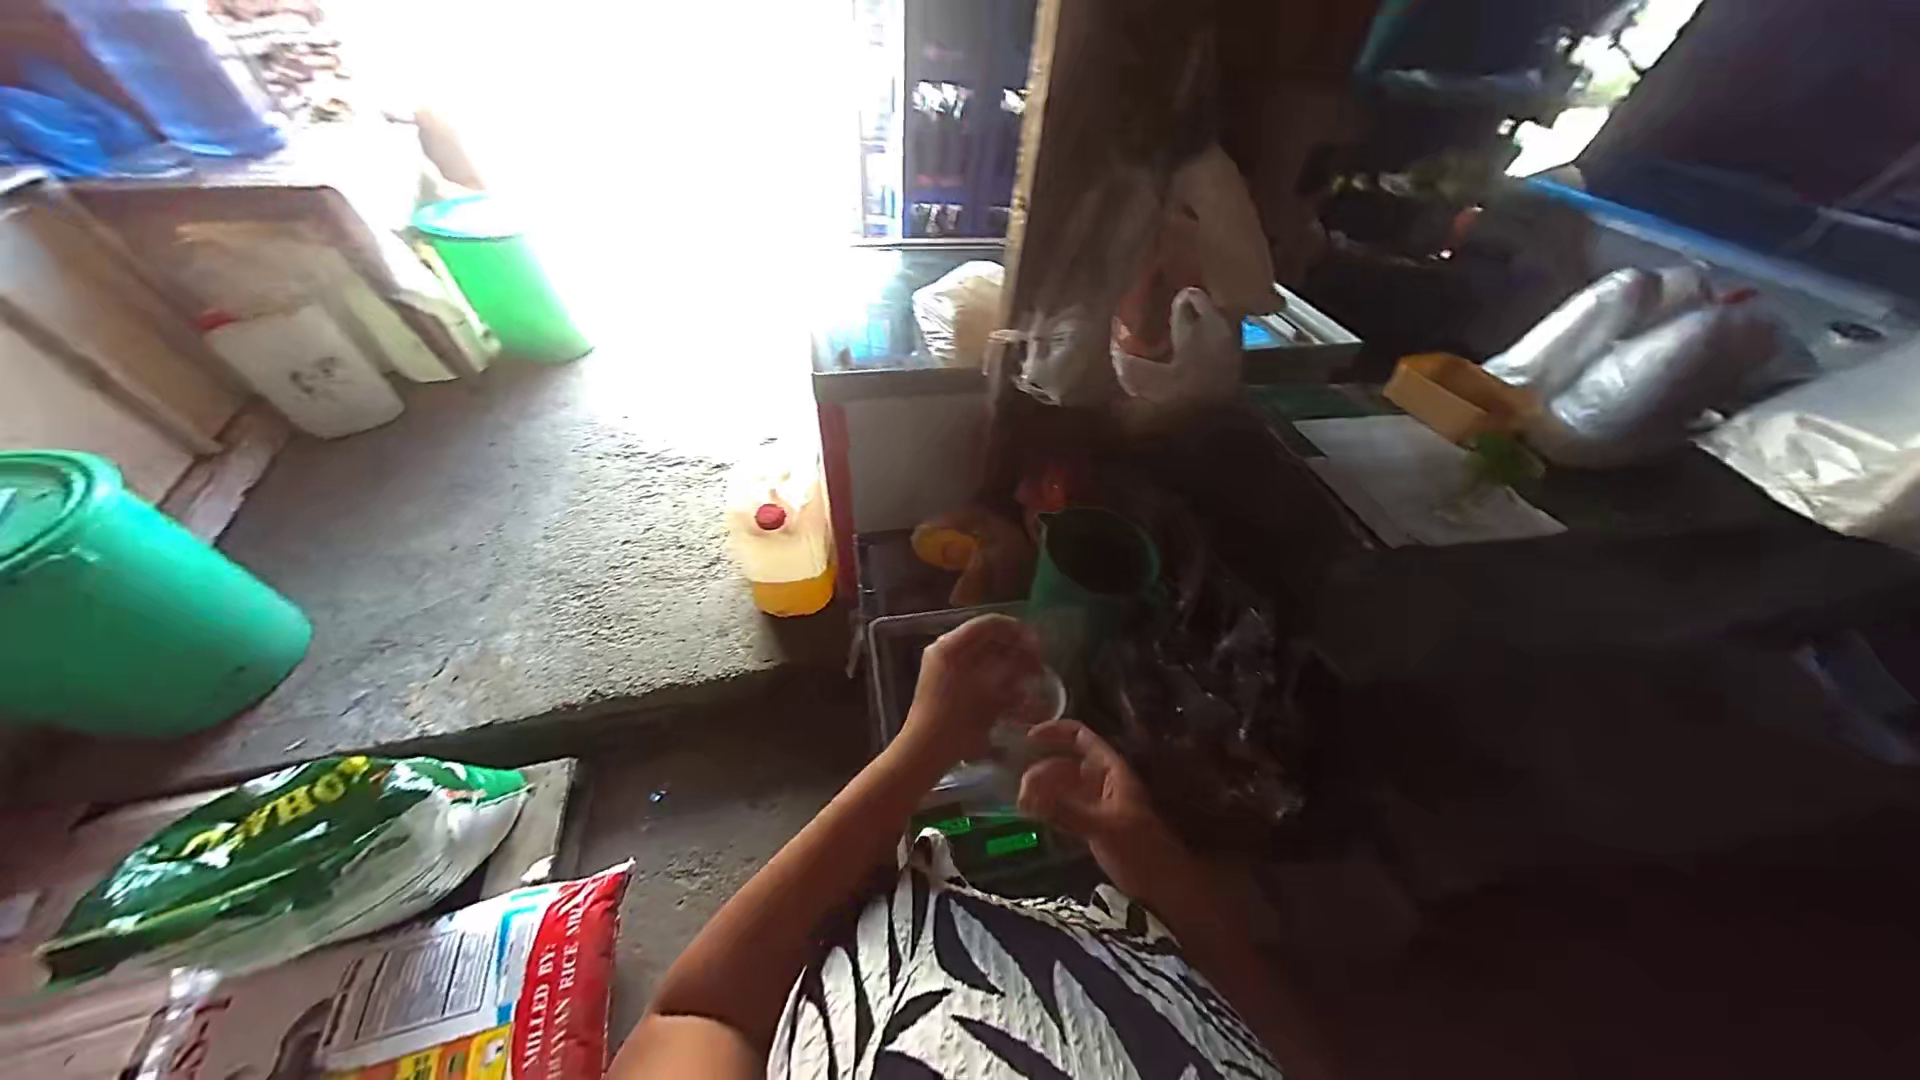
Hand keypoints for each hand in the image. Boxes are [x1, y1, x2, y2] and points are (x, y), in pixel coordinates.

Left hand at [898, 614, 1045, 770]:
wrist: (926, 751)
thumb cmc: (958, 722)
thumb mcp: (992, 694)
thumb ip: (1013, 669)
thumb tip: (1030, 656)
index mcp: (952, 645)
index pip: (992, 623)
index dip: (1019, 632)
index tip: (1039, 647)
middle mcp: (945, 648)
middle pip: (987, 637)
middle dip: (1015, 650)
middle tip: (1036, 666)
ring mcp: (943, 665)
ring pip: (983, 654)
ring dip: (1007, 664)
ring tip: (1026, 682)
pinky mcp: (944, 682)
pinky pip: (975, 669)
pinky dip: (994, 677)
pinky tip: (1011, 695)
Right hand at [1016, 719, 1192, 900]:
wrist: (1166, 890)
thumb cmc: (1144, 852)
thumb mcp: (1105, 827)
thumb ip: (1067, 812)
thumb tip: (1028, 799)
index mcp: (1110, 770)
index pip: (1080, 737)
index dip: (1055, 731)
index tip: (1027, 738)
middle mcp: (1100, 781)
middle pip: (1064, 763)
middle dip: (1041, 770)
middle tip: (1021, 790)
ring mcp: (1094, 804)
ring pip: (1061, 787)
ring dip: (1041, 791)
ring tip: (1022, 805)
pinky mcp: (1089, 826)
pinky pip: (1062, 808)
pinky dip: (1046, 809)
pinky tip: (1030, 815)